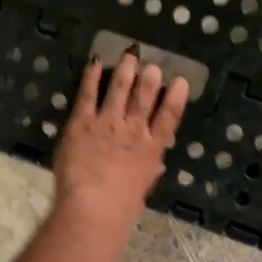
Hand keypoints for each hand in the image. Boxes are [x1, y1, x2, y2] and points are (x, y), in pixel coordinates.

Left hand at [53, 53, 189, 228]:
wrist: (94, 205)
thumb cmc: (120, 206)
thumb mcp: (143, 186)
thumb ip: (148, 168)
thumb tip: (155, 162)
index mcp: (151, 149)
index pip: (169, 117)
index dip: (175, 97)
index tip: (179, 81)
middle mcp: (133, 130)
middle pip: (145, 97)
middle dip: (149, 78)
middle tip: (152, 64)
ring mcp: (107, 122)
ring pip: (120, 89)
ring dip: (125, 70)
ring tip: (129, 55)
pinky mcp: (82, 122)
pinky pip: (88, 94)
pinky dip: (92, 76)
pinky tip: (95, 62)